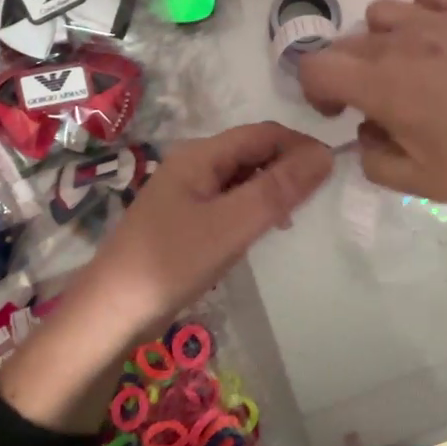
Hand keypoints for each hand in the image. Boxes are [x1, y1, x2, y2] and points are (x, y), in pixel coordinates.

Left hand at [0, 123, 332, 432]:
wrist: (112, 312)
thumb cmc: (171, 263)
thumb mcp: (231, 225)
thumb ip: (277, 190)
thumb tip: (324, 156)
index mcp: (199, 156)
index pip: (262, 133)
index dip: (300, 145)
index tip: (334, 170)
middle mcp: (192, 166)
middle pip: (251, 152)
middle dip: (288, 165)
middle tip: (322, 195)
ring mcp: (186, 194)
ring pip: (242, 178)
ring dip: (273, 188)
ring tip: (299, 214)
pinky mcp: (185, 221)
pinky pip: (229, 202)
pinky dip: (253, 208)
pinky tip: (266, 230)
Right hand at [296, 0, 446, 265]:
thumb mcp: (428, 184)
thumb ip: (379, 162)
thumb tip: (368, 138)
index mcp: (379, 82)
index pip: (314, 66)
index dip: (314, 91)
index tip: (338, 114)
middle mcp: (401, 39)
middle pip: (348, 42)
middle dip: (348, 73)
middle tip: (378, 108)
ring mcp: (440, 18)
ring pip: (384, 14)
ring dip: (381, 41)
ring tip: (410, 72)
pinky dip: (423, 13)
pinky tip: (445, 40)